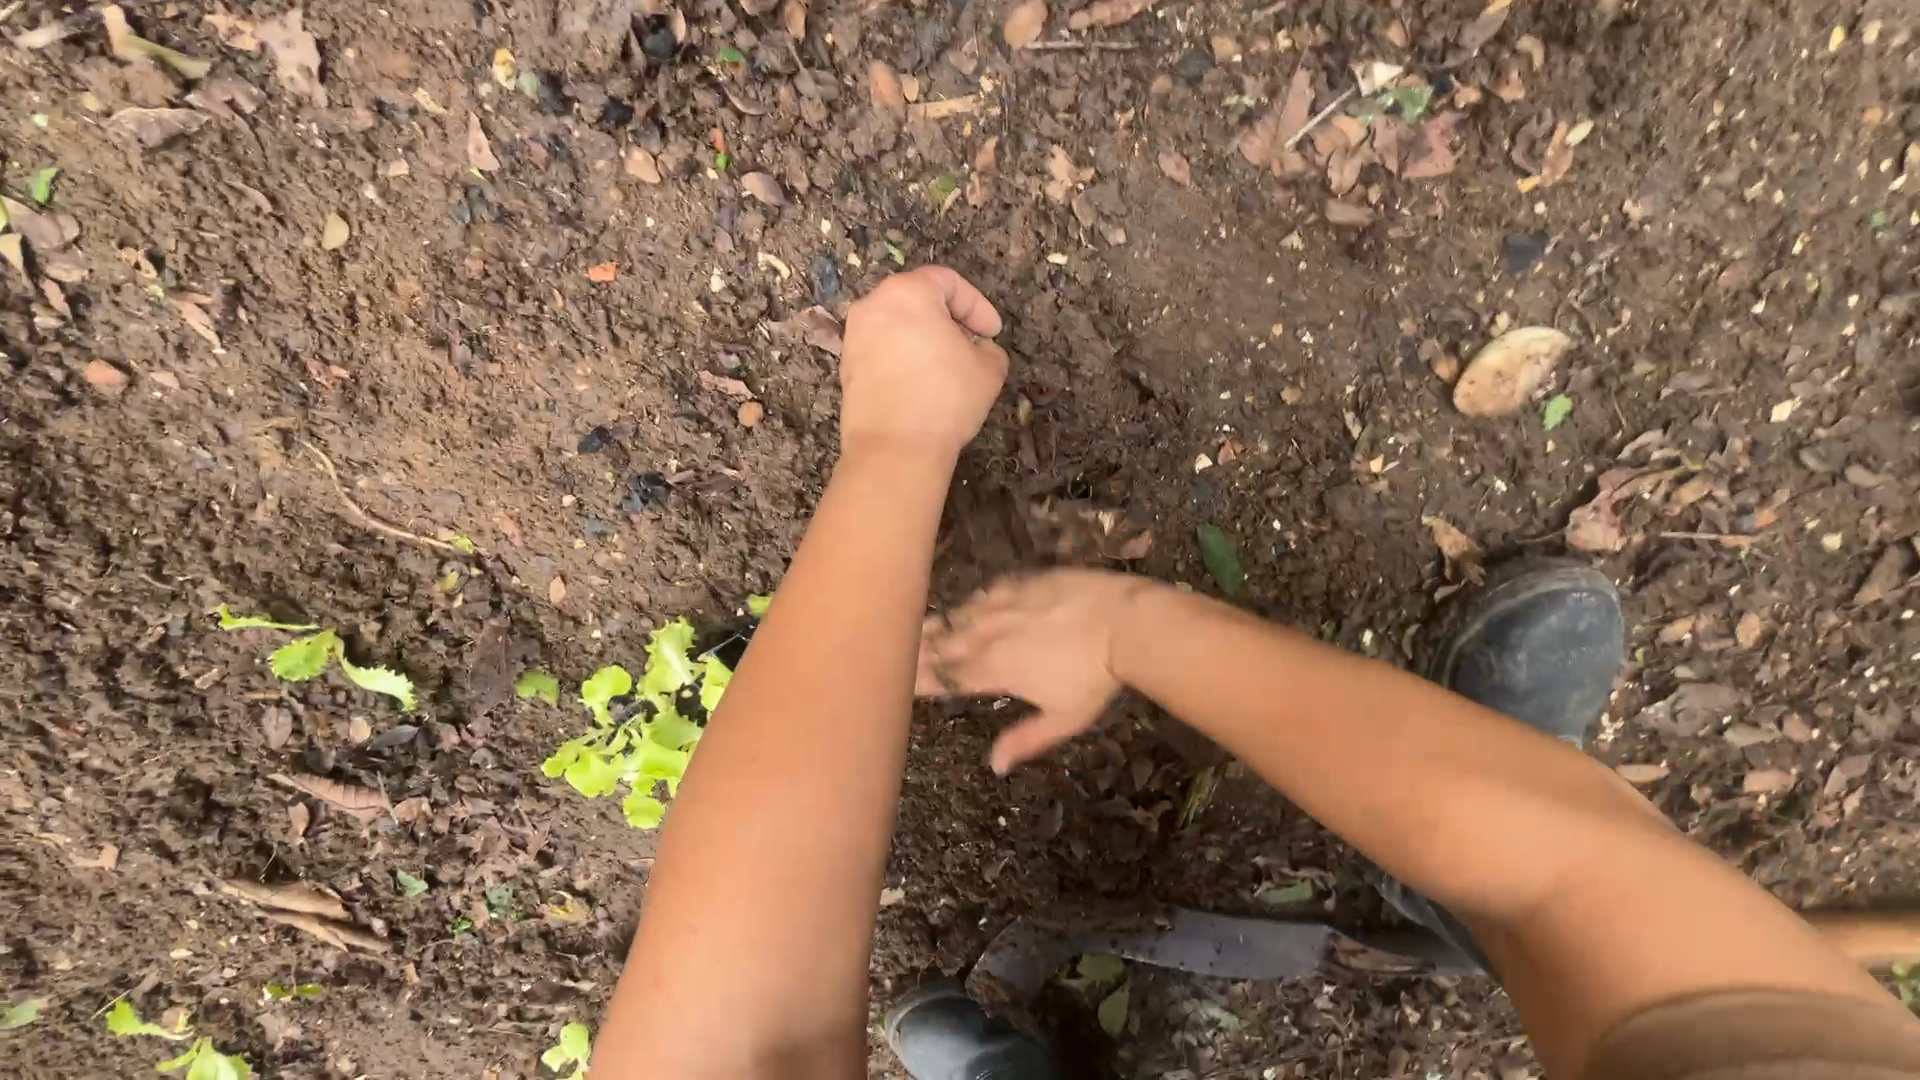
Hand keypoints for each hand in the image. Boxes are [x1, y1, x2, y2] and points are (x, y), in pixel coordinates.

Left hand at [838, 266, 1007, 461]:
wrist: (893, 448)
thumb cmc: (944, 399)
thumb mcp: (988, 371)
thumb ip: (990, 350)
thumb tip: (981, 350)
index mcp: (908, 292)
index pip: (948, 282)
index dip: (978, 306)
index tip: (992, 333)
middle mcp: (873, 305)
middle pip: (918, 299)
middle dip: (949, 319)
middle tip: (971, 345)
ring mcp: (854, 337)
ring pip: (897, 325)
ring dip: (924, 339)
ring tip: (947, 367)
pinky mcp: (847, 367)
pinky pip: (882, 350)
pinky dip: (904, 357)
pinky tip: (921, 384)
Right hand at [917, 570, 1153, 773]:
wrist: (1124, 622)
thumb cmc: (1096, 677)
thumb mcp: (1064, 718)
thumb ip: (1026, 739)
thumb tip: (995, 765)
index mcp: (995, 670)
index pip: (948, 675)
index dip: (922, 678)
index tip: (899, 679)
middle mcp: (991, 635)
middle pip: (946, 642)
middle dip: (919, 648)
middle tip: (894, 649)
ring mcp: (1008, 605)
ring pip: (963, 614)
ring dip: (941, 622)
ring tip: (918, 625)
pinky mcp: (1027, 583)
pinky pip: (991, 591)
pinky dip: (976, 600)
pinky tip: (971, 602)